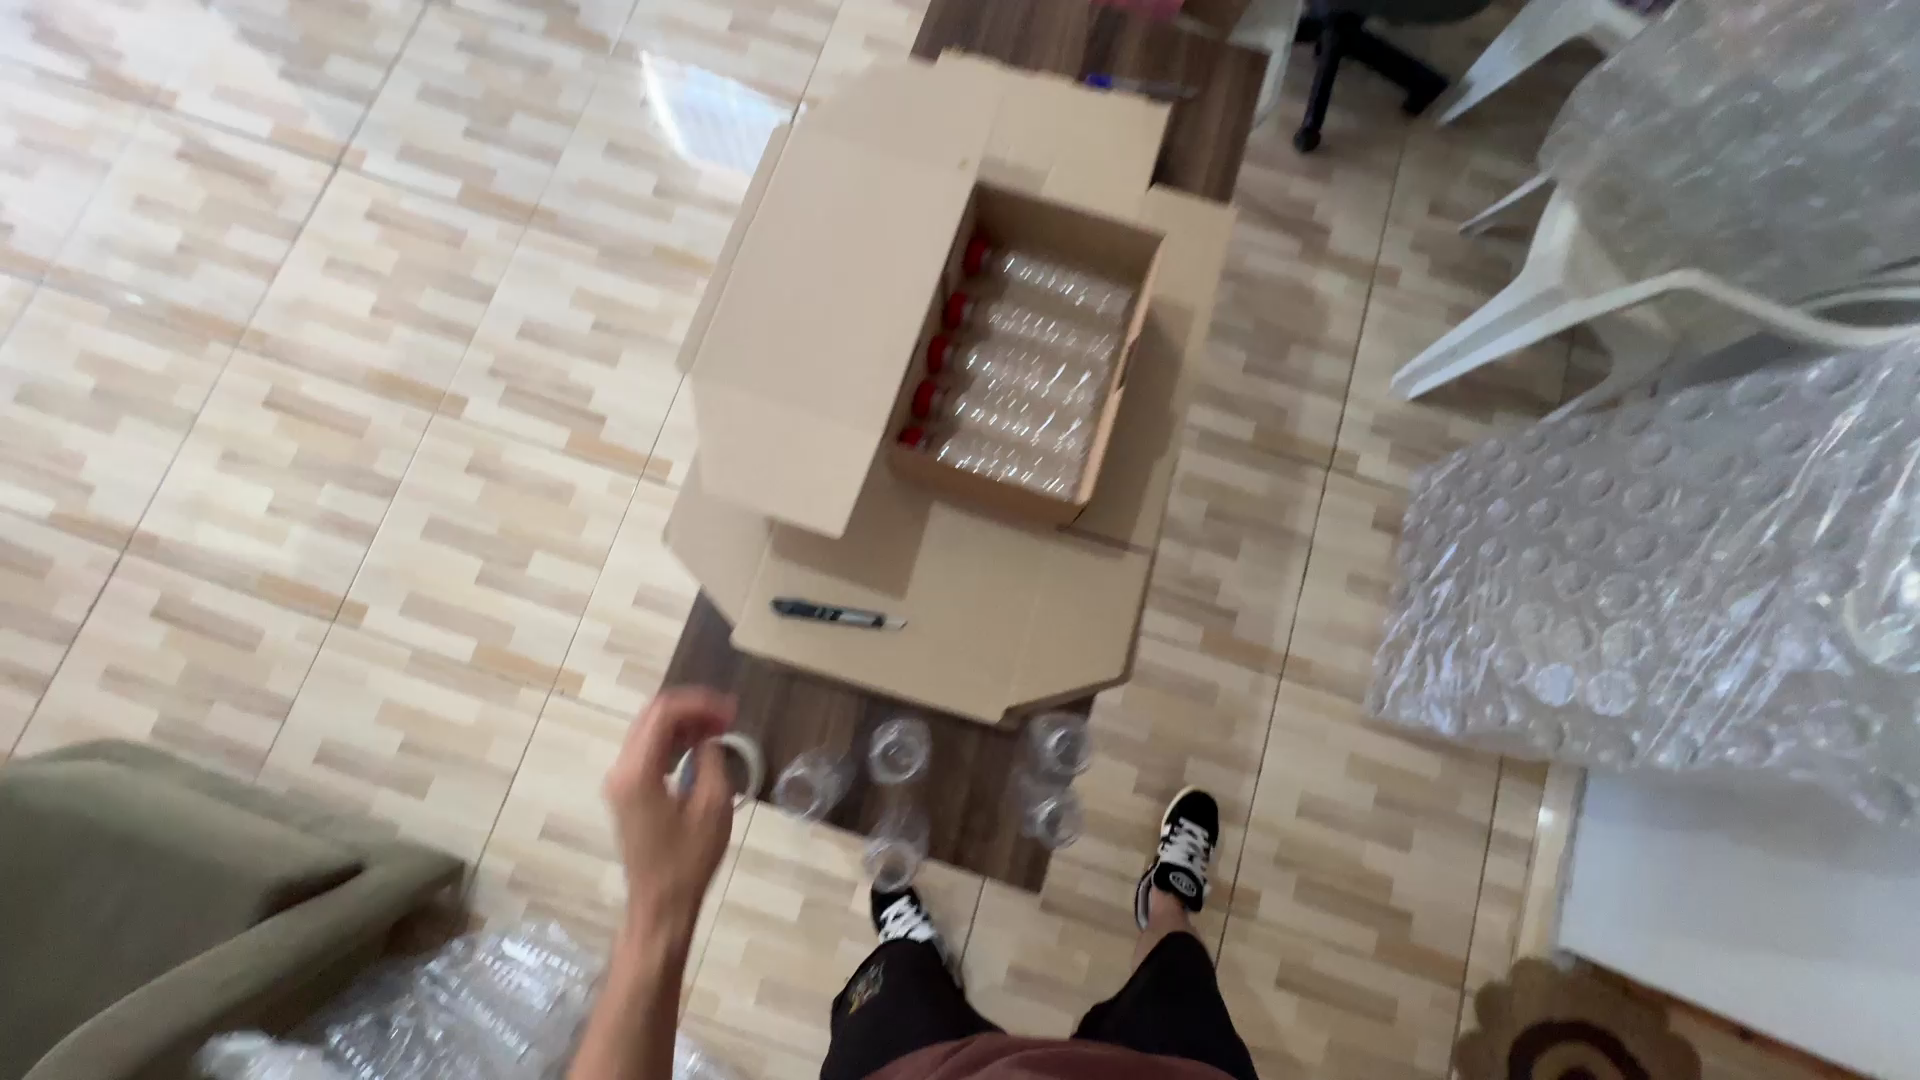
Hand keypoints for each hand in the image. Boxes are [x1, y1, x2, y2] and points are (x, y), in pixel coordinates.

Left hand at [603, 687, 737, 941]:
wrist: (661, 903)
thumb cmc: (689, 858)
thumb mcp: (713, 805)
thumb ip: (710, 760)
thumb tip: (709, 741)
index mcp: (638, 771)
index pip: (664, 713)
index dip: (700, 703)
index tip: (731, 710)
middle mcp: (621, 769)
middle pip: (652, 715)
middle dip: (692, 708)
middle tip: (727, 715)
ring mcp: (620, 780)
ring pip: (649, 729)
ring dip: (684, 722)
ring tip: (719, 727)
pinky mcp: (626, 791)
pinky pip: (648, 748)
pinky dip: (674, 739)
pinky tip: (701, 745)